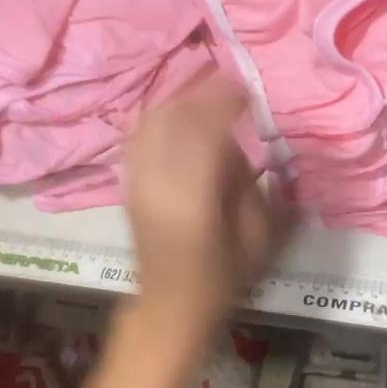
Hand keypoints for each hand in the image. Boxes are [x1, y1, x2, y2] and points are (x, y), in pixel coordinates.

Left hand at [122, 75, 288, 325]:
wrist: (170, 305)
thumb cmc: (223, 275)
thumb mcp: (257, 235)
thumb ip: (250, 185)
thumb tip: (240, 147)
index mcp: (195, 197)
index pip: (204, 130)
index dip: (225, 101)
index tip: (247, 88)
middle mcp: (159, 183)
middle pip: (173, 117)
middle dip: (202, 91)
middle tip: (230, 82)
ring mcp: (138, 182)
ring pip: (152, 122)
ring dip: (180, 99)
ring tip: (205, 92)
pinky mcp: (128, 184)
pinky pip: (138, 136)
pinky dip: (158, 116)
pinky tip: (176, 112)